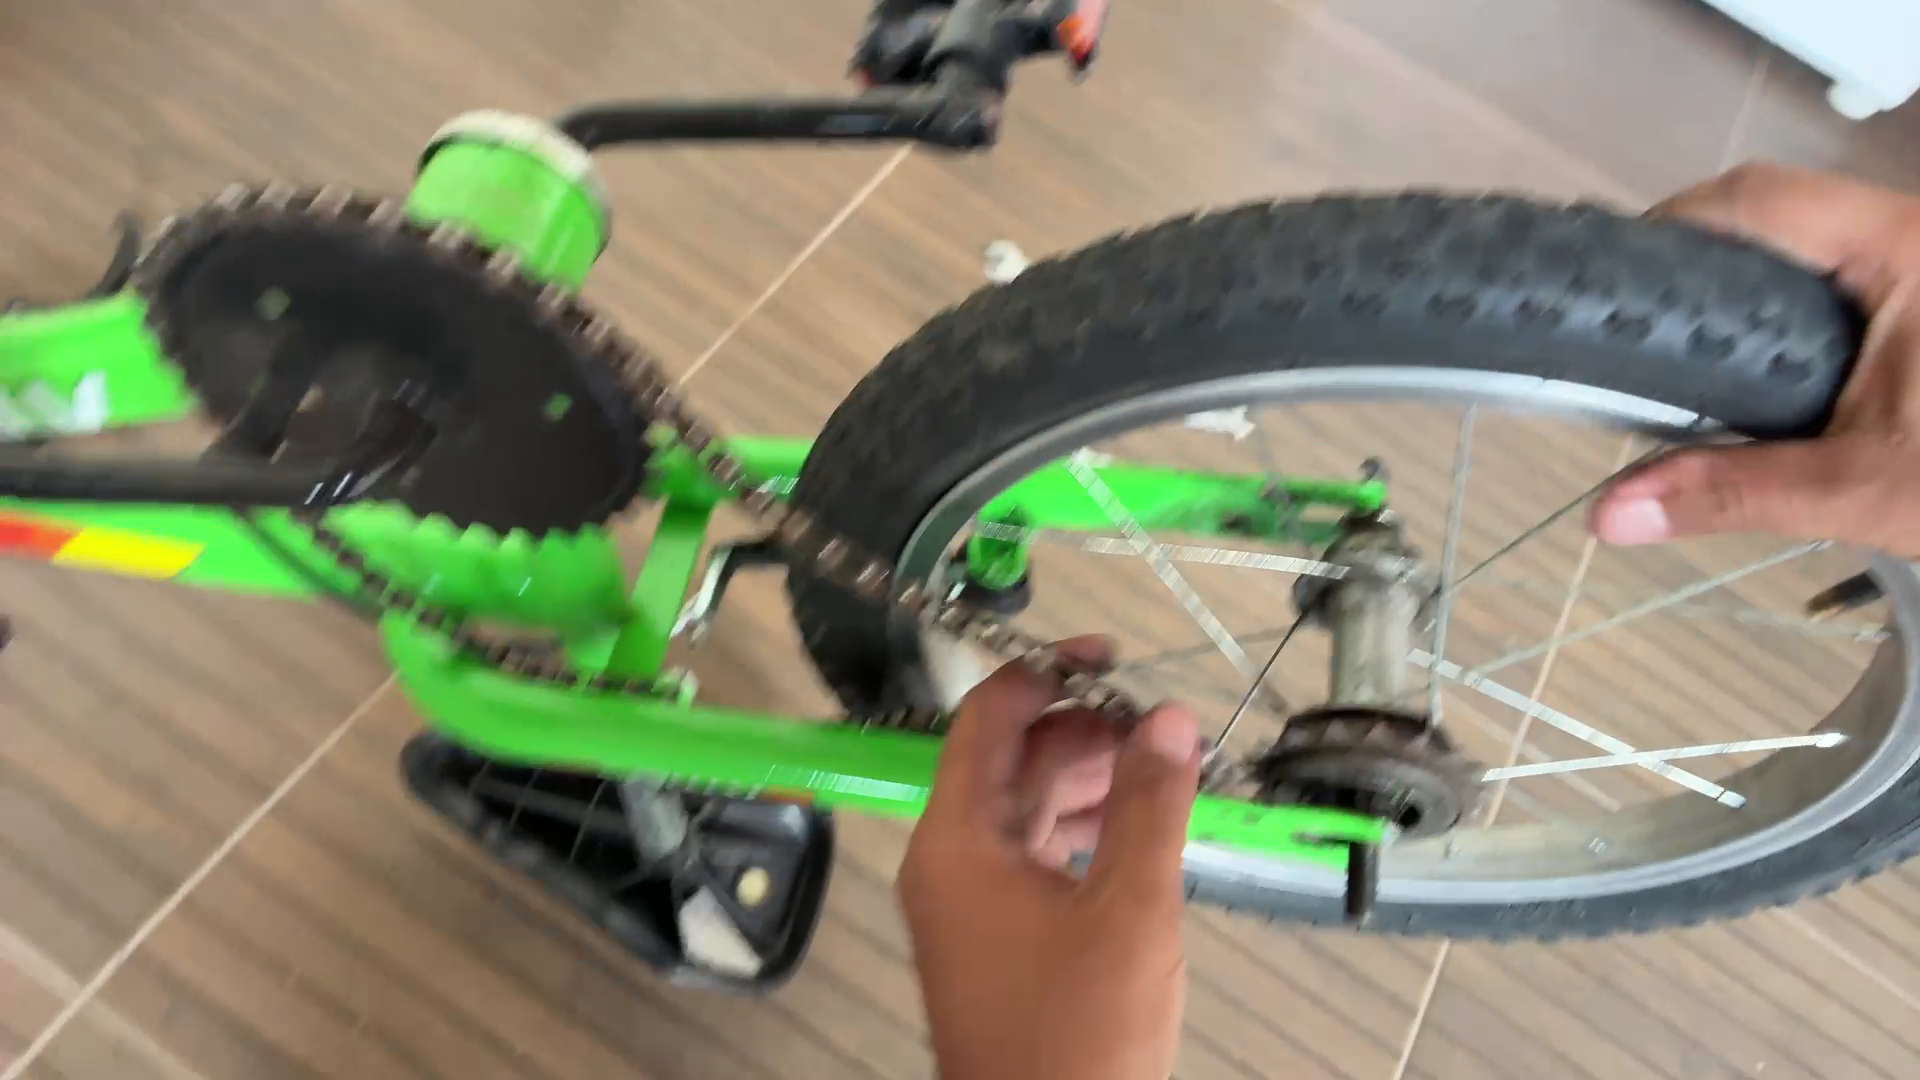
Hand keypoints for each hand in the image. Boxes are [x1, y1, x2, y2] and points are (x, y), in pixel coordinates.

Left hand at [897, 636, 1201, 1079]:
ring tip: (1158, 765)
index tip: (1104, 658)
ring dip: (1088, 776)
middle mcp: (950, 853)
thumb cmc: (1082, 1033)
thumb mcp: (1128, 910)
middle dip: (1082, 731)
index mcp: (956, 836)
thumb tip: (1171, 719)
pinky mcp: (997, 925)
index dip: (1043, 673)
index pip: (988, 718)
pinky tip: (1132, 818)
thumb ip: (1148, 804)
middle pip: (1011, 758)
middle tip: (1154, 726)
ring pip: (1026, 803)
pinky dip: (1080, 823)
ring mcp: (970, 892)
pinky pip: (1035, 847)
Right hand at [1590, 162, 1919, 554]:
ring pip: (1805, 255)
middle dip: (1690, 273)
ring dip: (1733, 299)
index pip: (1757, 198)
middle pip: (1772, 221)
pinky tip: (1750, 373)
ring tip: (1675, 362)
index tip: (1605, 285)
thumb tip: (1605, 515)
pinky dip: (1777, 319)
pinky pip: (1839, 284)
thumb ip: (1735, 493)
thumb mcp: (1870, 488)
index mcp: (1909, 250)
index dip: (1667, 226)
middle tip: (1629, 340)